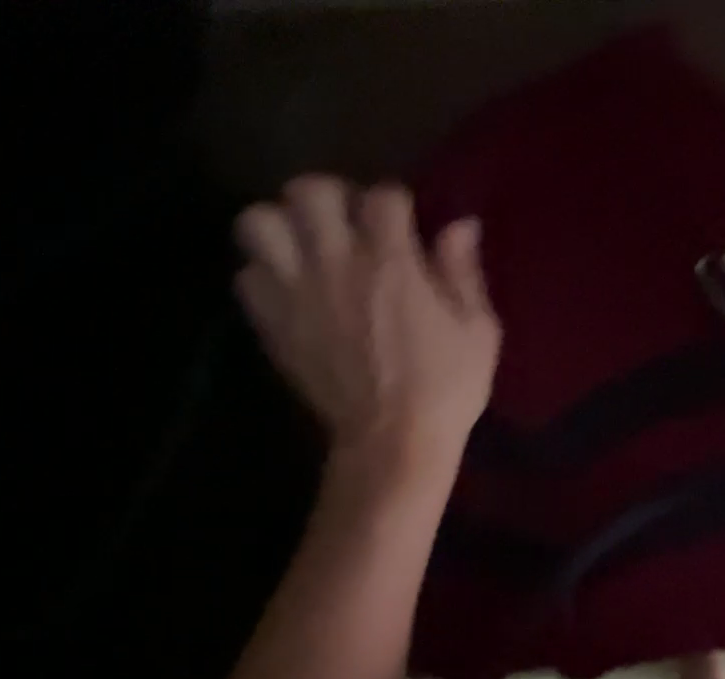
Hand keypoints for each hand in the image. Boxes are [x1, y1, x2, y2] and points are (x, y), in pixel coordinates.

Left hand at [234, 176, 499, 477]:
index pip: (383, 195)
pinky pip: (246, 275)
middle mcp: (336, 262)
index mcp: (392, 261)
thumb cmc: (448, 387)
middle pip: (309, 190)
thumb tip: (459, 223)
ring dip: (283, 229)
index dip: (397, 205)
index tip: (407, 226)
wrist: (393, 441)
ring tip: (305, 251)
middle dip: (331, 200)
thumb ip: (463, 272)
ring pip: (259, 221)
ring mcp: (295, 290)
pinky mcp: (271, 322)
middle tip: (348, 227)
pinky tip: (290, 293)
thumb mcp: (479, 331)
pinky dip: (264, 276)